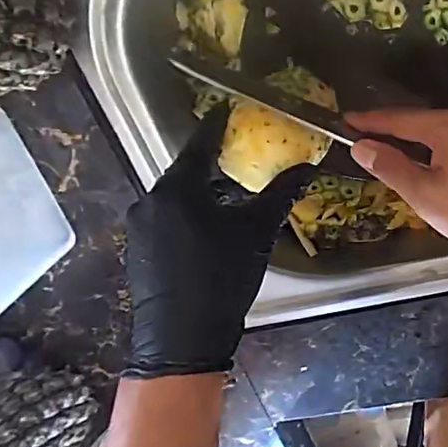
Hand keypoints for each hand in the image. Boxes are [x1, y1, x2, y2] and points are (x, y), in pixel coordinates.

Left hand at [123, 105, 313, 378]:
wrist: (182, 336)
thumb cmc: (223, 276)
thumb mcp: (258, 231)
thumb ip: (282, 193)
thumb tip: (308, 168)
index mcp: (179, 189)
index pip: (201, 144)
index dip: (218, 124)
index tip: (231, 109)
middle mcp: (151, 200)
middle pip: (188, 171)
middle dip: (216, 165)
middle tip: (243, 160)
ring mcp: (140, 226)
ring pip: (177, 196)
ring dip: (204, 192)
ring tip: (233, 200)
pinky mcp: (139, 249)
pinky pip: (167, 218)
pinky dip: (190, 214)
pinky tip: (211, 231)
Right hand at [345, 108, 447, 262]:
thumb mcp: (427, 195)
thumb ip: (392, 168)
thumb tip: (362, 145)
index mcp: (446, 126)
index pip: (398, 119)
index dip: (369, 121)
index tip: (345, 120)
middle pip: (421, 122)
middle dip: (392, 129)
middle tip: (364, 136)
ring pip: (442, 134)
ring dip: (416, 141)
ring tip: (393, 150)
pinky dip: (438, 151)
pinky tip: (435, 166)